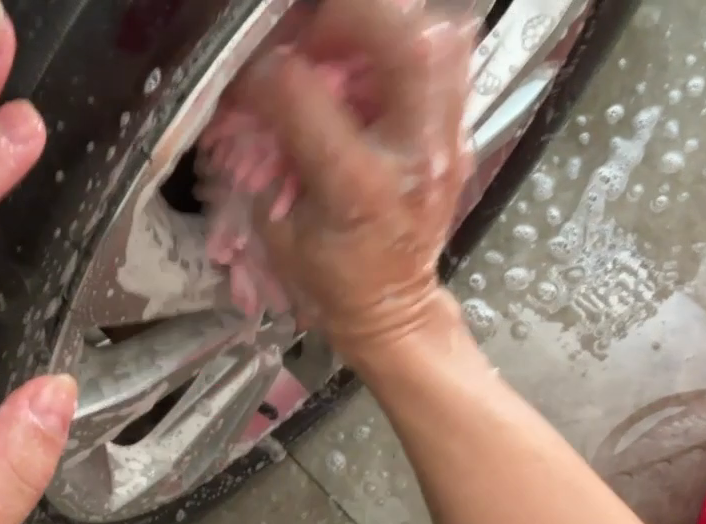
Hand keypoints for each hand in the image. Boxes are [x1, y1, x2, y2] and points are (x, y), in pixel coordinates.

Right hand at [237, 0, 476, 369]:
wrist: (393, 311)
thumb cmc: (333, 284)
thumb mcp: (280, 234)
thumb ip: (269, 161)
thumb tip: (259, 101)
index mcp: (358, 190)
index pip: (306, 97)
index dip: (263, 77)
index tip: (248, 82)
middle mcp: (414, 158)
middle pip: (406, 42)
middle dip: (347, 17)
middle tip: (313, 37)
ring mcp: (446, 146)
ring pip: (441, 41)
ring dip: (388, 26)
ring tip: (348, 44)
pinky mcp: (458, 139)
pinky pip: (449, 65)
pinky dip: (410, 50)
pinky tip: (375, 68)